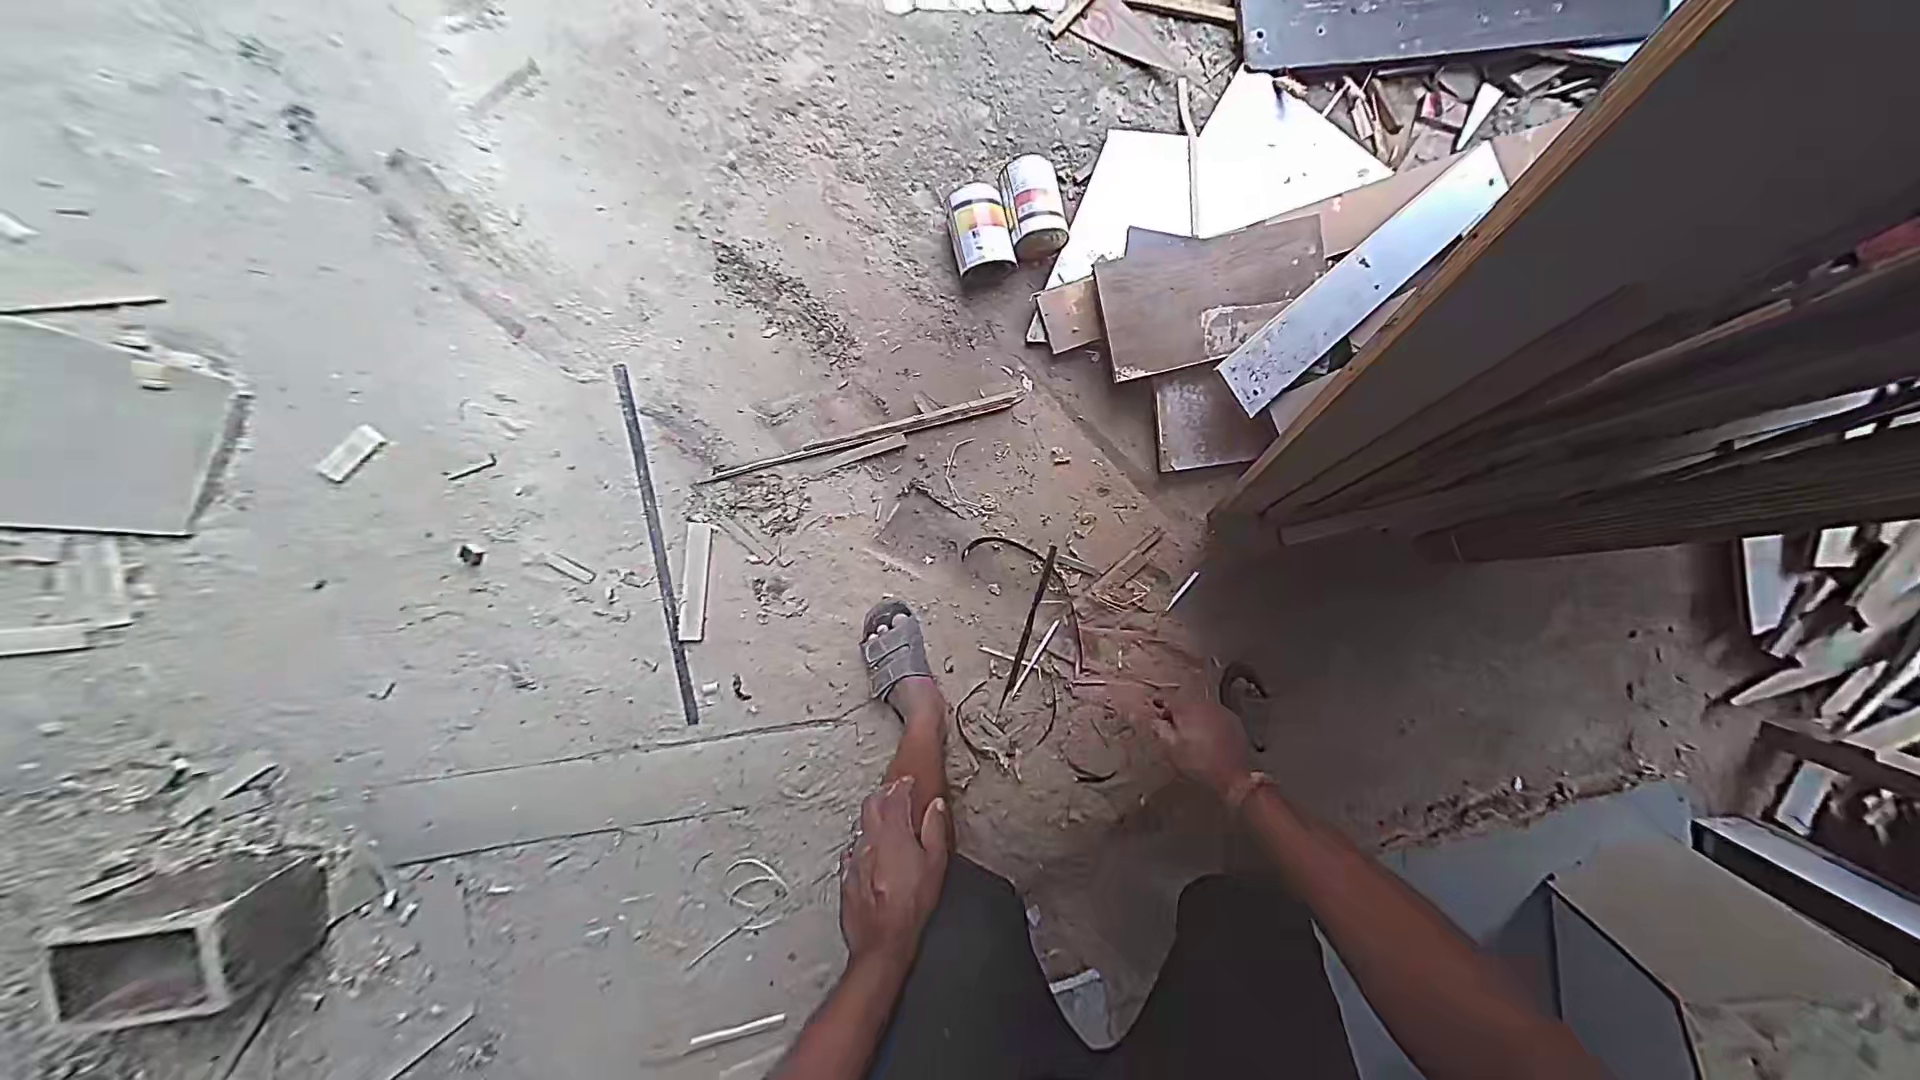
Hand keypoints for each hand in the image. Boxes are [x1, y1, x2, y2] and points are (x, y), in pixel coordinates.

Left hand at [840, 777, 948, 970]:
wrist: (882, 942)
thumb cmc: (913, 905)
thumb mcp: (935, 865)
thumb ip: (934, 830)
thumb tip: (935, 806)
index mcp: (893, 834)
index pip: (895, 797)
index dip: (903, 786)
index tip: (908, 782)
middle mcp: (870, 841)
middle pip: (871, 805)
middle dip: (883, 794)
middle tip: (894, 792)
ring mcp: (855, 858)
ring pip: (861, 826)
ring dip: (873, 818)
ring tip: (884, 818)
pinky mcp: (847, 876)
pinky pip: (853, 850)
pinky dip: (863, 843)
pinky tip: (870, 849)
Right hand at [1148, 695, 1256, 800]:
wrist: (1232, 777)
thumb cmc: (1200, 765)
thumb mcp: (1172, 749)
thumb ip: (1160, 730)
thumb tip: (1155, 721)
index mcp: (1188, 710)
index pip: (1168, 700)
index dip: (1159, 706)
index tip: (1155, 712)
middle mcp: (1206, 706)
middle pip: (1185, 704)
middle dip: (1178, 715)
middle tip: (1173, 730)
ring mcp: (1222, 713)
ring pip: (1201, 710)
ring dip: (1194, 718)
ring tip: (1192, 736)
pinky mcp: (1234, 722)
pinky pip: (1215, 717)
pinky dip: (1209, 723)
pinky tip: (1208, 738)